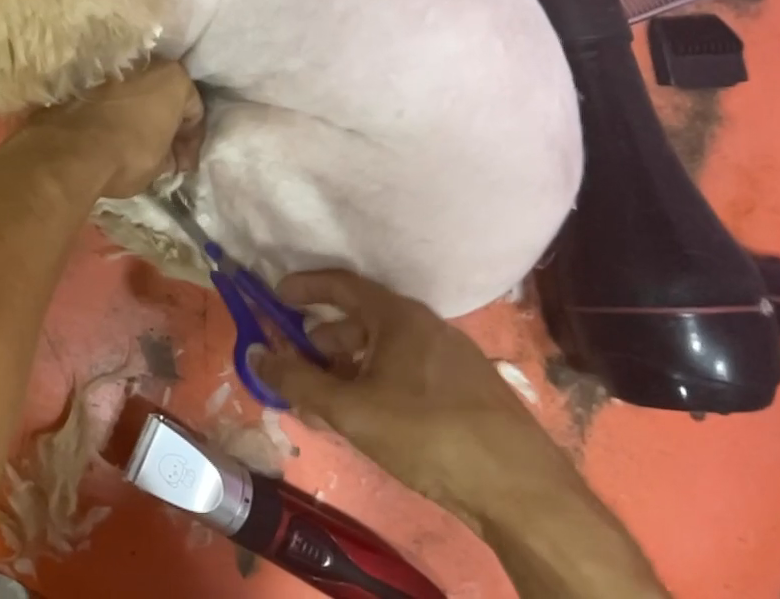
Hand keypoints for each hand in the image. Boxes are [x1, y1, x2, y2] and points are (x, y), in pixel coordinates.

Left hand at [26, 62, 203, 198]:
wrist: (68, 152)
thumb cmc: (128, 155)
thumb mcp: (161, 164)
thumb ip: (169, 153)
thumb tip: (165, 156)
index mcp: (172, 77)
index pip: (194, 110)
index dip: (191, 143)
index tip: (184, 166)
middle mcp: (141, 64)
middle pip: (160, 96)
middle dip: (163, 125)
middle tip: (163, 156)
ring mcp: (106, 70)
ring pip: (130, 96)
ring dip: (135, 117)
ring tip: (133, 147)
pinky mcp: (76, 82)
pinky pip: (102, 100)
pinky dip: (108, 116)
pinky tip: (106, 137)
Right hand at [249, 271, 580, 527]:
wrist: (524, 495)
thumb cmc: (426, 435)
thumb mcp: (347, 408)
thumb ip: (294, 378)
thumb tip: (255, 354)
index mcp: (400, 318)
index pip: (342, 284)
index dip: (304, 287)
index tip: (276, 297)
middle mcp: (429, 329)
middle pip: (362, 320)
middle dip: (322, 339)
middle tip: (297, 361)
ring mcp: (455, 361)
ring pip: (386, 351)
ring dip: (347, 368)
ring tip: (326, 401)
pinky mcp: (470, 393)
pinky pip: (408, 374)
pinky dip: (376, 384)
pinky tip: (366, 420)